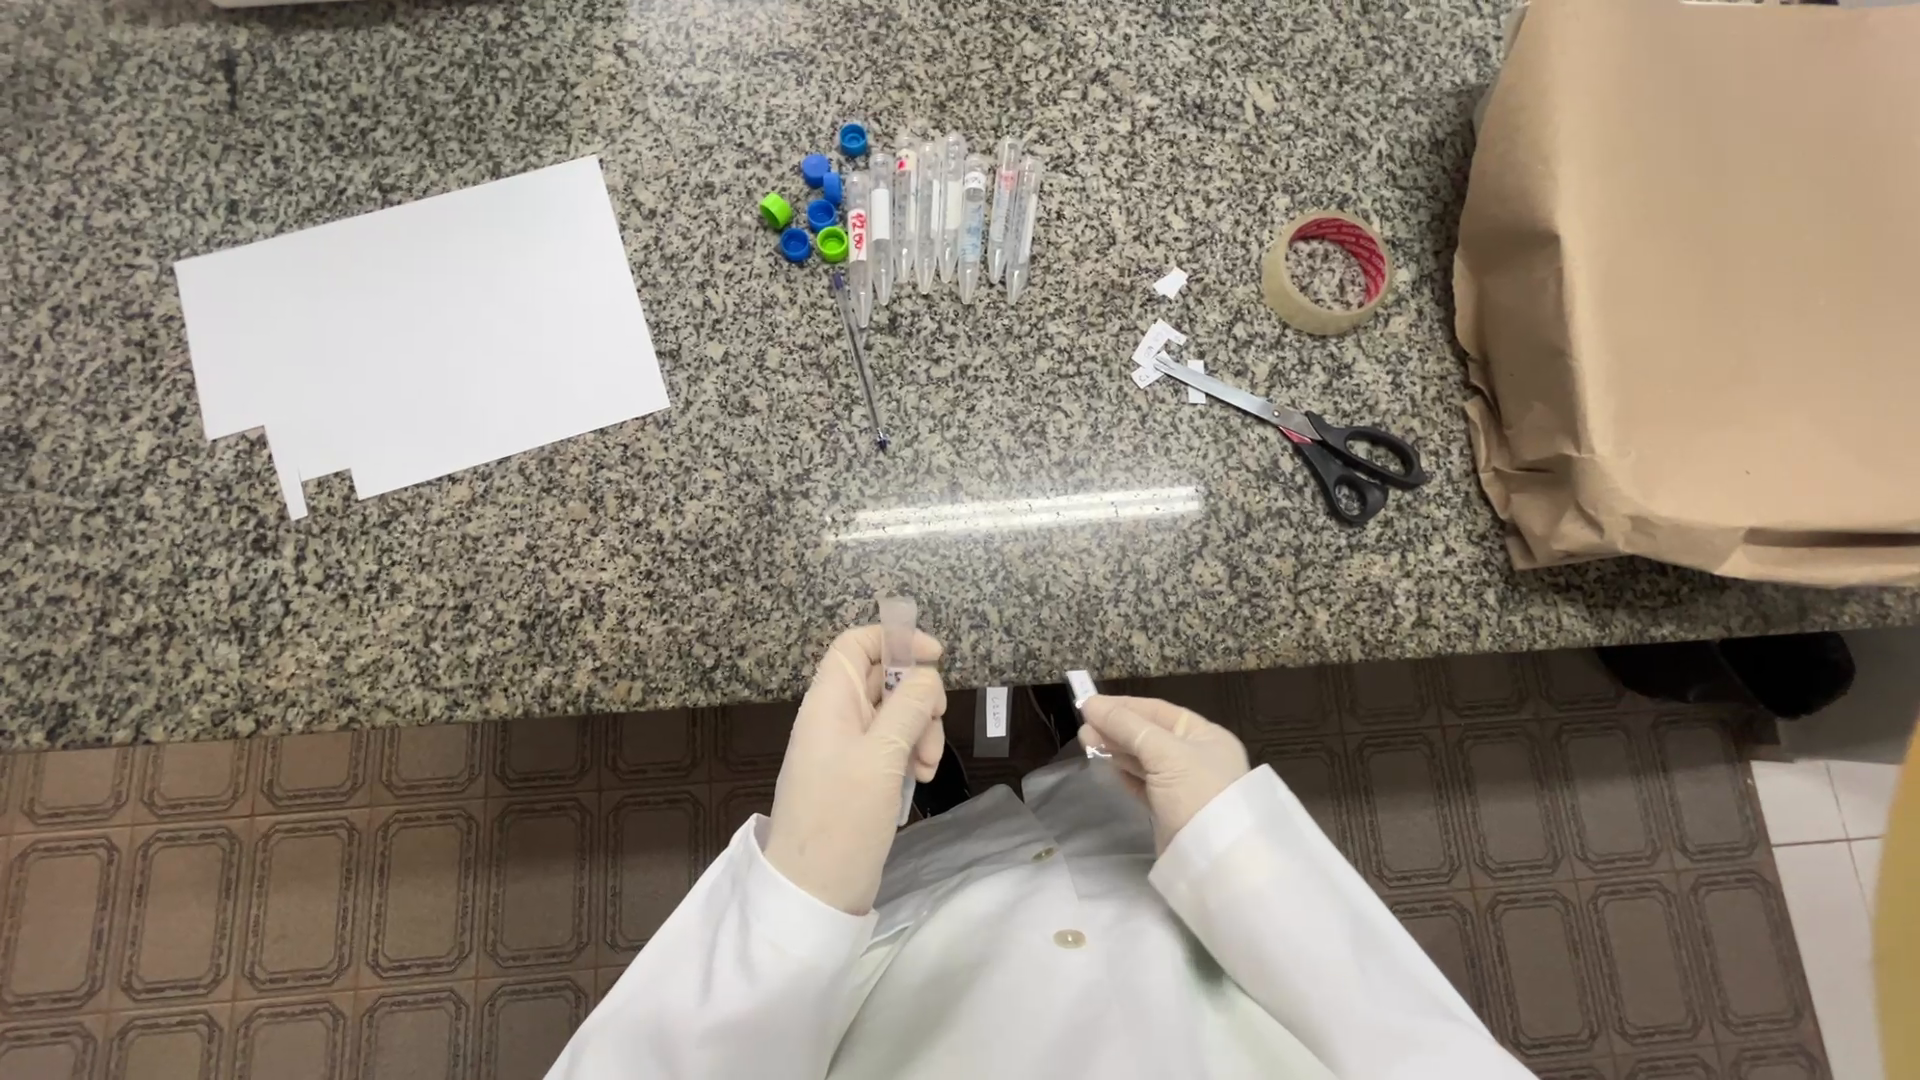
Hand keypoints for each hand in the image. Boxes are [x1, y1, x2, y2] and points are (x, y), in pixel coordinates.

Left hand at [764, 625, 946, 914]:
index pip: (857, 644)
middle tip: (934, 725)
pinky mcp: (859, 773)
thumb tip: (927, 676)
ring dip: (920, 730)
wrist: (813, 892)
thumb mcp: (881, 755)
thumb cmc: (842, 816)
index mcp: (829, 701)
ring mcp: (847, 746)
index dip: (895, 639)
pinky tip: (919, 779)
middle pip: (884, 678)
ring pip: (895, 713)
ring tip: (926, 767)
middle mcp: (836, 716)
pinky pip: (891, 744)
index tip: (934, 656)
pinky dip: (911, 753)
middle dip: (918, 697)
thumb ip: (908, 707)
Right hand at [1078, 695, 1250, 853]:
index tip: (1090, 705)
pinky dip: (1124, 772)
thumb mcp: (1164, 753)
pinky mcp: (1169, 808)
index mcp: (1205, 735)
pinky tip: (1106, 765)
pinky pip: (1142, 781)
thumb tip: (1091, 704)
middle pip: (1148, 733)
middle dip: (1115, 728)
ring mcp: (1182, 783)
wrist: (1215, 860)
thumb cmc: (1197, 793)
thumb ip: (1126, 726)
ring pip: (1142, 757)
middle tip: (1083, 729)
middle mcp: (1196, 755)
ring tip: (1085, 742)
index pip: (1158, 711)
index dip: (1123, 706)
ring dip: (1115, 748)